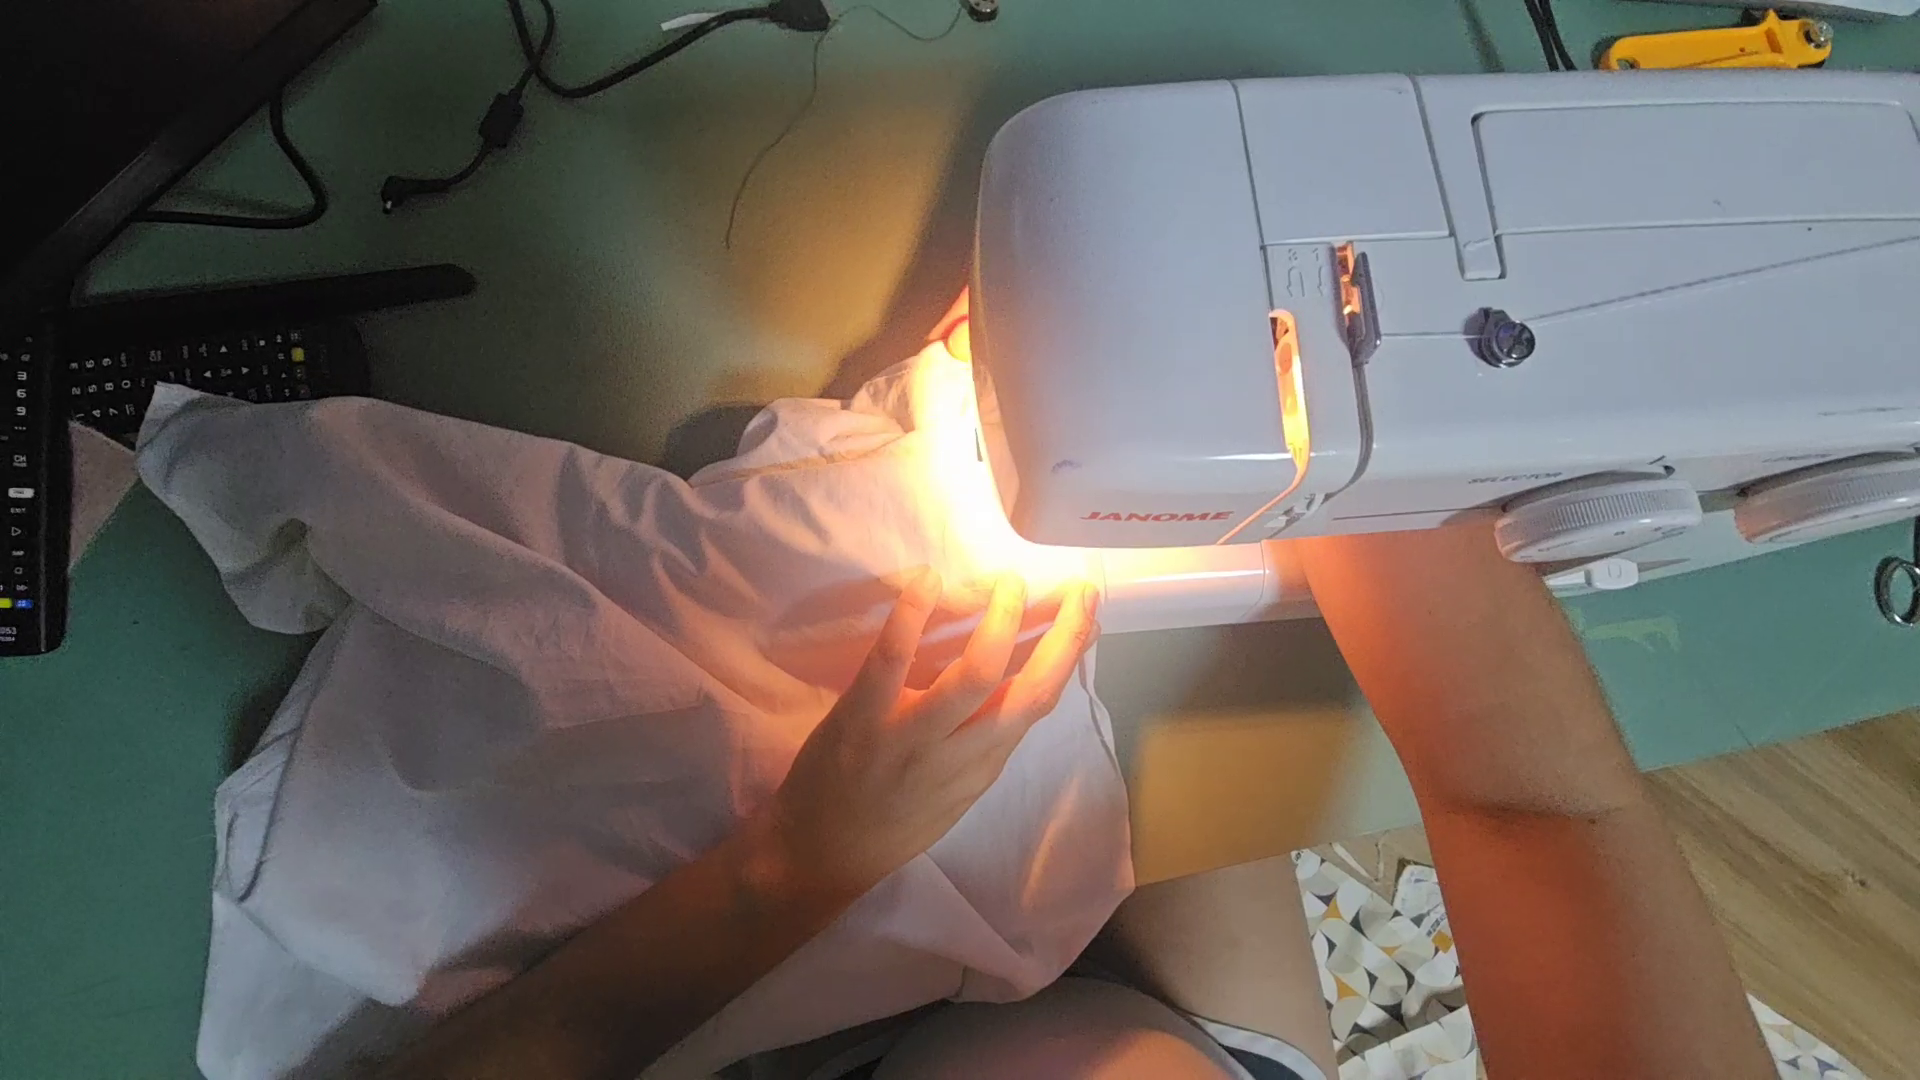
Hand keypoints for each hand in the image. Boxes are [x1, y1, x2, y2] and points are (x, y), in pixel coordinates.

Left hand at [764, 569, 1099, 899]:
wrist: (820, 857)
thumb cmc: (891, 822)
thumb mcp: (955, 794)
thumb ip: (986, 742)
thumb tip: (1015, 688)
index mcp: (983, 766)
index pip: (1039, 704)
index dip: (1069, 656)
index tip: (1088, 618)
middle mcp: (959, 755)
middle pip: (1028, 692)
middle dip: (1063, 637)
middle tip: (1080, 590)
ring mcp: (911, 736)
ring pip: (974, 676)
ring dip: (1001, 623)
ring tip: (1012, 584)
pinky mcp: (863, 718)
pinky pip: (893, 658)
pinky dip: (913, 615)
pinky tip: (928, 580)